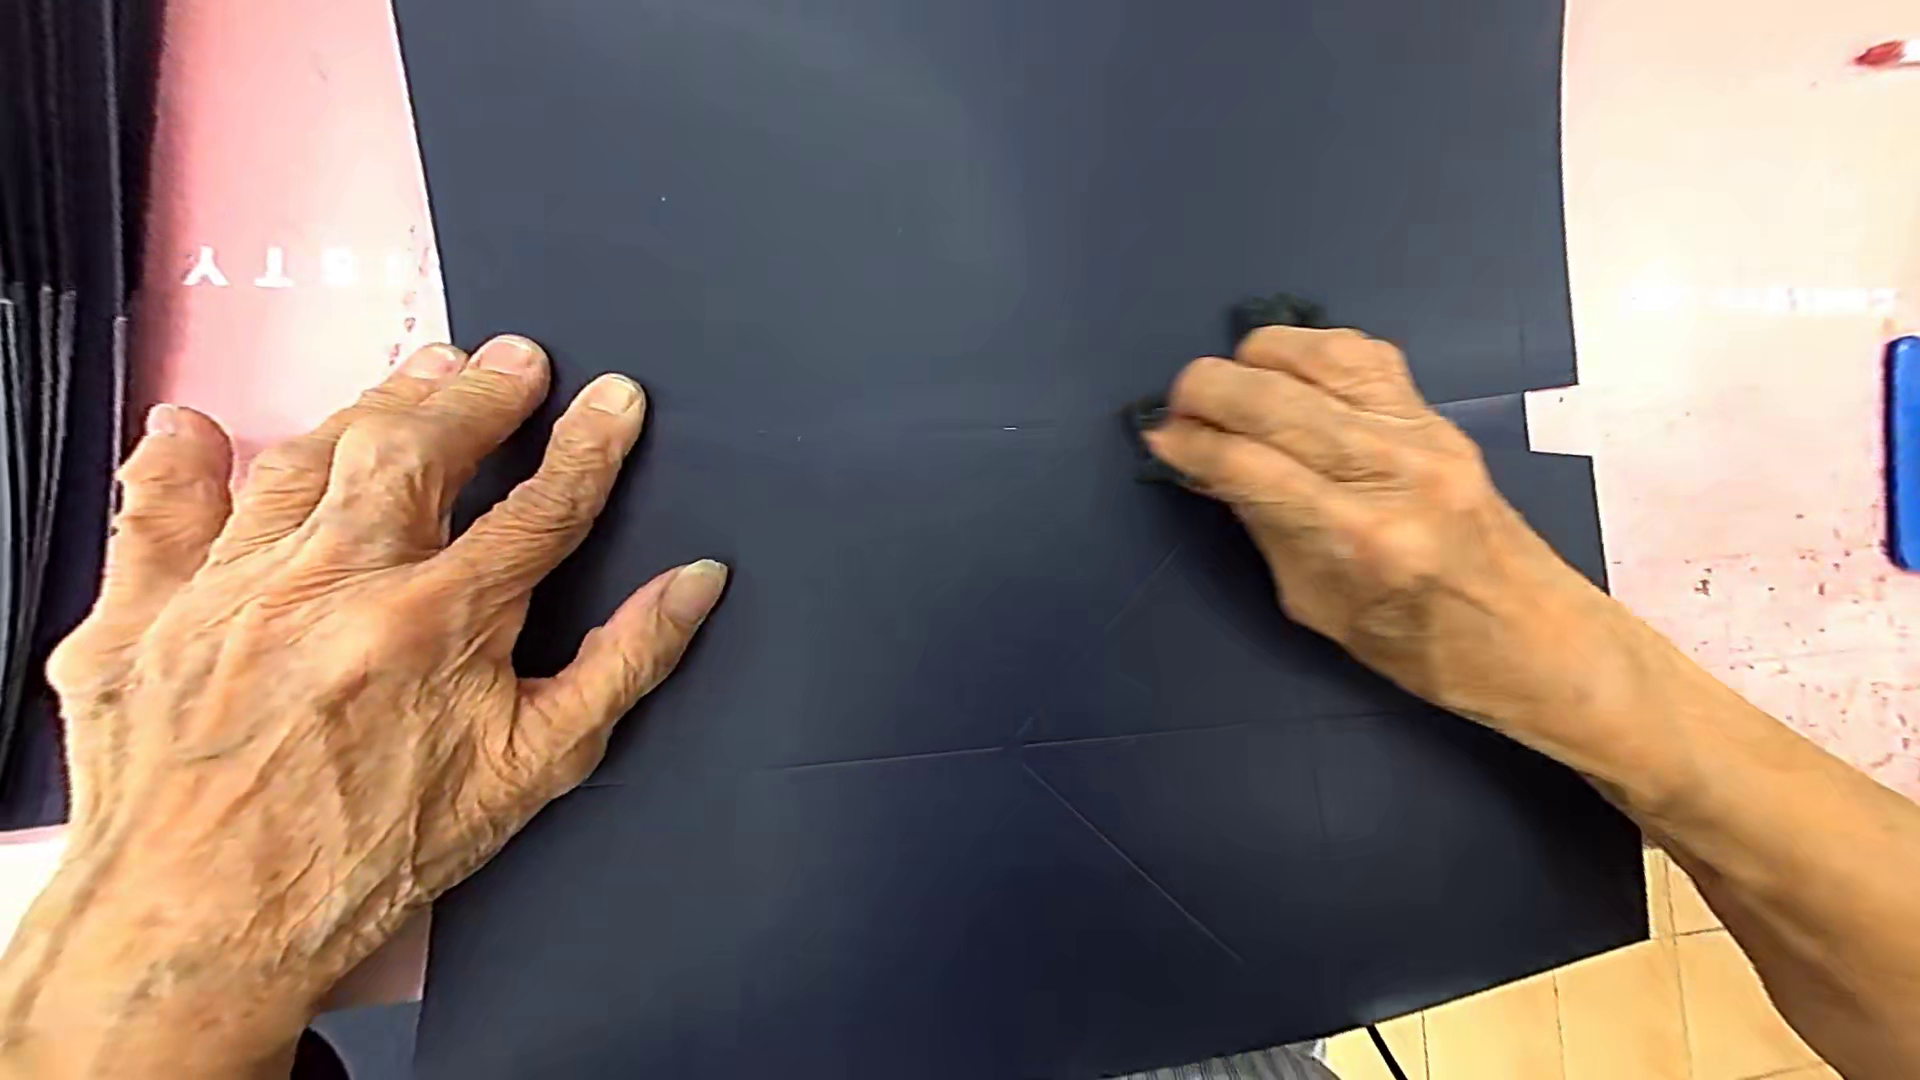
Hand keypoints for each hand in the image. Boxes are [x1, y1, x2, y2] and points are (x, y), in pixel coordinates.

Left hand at [0, 337, 725, 1077]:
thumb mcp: (548, 757)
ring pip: (305, 463)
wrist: (198, 942)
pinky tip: (198, 424)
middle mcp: (331, 586)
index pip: (542, 507)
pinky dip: (178, 464)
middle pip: (417, 456)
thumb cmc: (401, 840)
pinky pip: (155, 519)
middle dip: (480, 396)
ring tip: (424, 367)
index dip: (591, 445)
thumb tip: (701, 579)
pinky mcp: (133, 623)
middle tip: (519, 354)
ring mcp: (222, 595)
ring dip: (373, 405)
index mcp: (440, 622)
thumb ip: (630, 657)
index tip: (619, 395)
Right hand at [1142, 328, 1654, 758]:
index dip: (1188, 443)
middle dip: (1204, 390)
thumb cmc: (1406, 641)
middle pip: (1272, 399)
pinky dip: (1304, 352)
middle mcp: (1391, 468)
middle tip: (1177, 407)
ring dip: (1251, 361)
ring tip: (1227, 388)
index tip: (1157, 437)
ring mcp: (1421, 430)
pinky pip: (1357, 351)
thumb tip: (1206, 462)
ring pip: (1315, 354)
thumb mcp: (1307, 598)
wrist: (1529, 636)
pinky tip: (1281, 375)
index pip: (1245, 464)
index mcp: (1355, 535)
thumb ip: (1260, 521)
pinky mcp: (1435, 412)